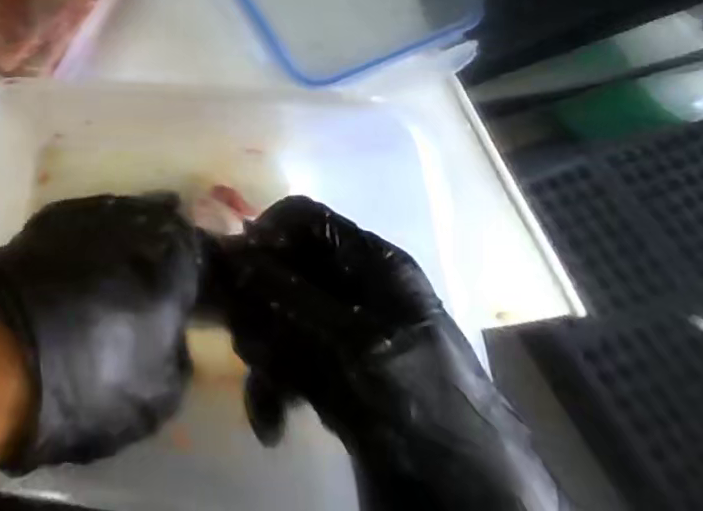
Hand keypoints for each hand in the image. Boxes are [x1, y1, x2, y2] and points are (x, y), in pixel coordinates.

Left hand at [0, 193, 200, 471]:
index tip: (193, 295)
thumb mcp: (156, 397)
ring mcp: (86, 214)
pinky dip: (86, 245)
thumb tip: (172, 339)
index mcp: (172, 259)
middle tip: (157, 279)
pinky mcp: (43, 221)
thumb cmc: (86, 380)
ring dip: (123, 242)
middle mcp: (135, 222)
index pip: (201, 255)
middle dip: (162, 248)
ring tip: (117, 273)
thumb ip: (177, 358)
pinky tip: (78, 268)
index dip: (197, 275)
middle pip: (160, 226)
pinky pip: (81, 227)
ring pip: (120, 221)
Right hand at [215, 196, 565, 510]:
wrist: (472, 501)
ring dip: (263, 355)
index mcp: (373, 264)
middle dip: (258, 307)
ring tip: (264, 392)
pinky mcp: (342, 384)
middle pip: (287, 271)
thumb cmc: (420, 404)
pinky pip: (293, 366)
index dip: (265, 236)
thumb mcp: (352, 345)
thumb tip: (230, 257)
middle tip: (241, 341)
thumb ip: (287, 298)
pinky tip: (272, 422)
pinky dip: (276, 388)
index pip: (306, 220)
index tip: (232, 272)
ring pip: (282, 321)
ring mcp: (350, 340)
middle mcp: (359, 293)